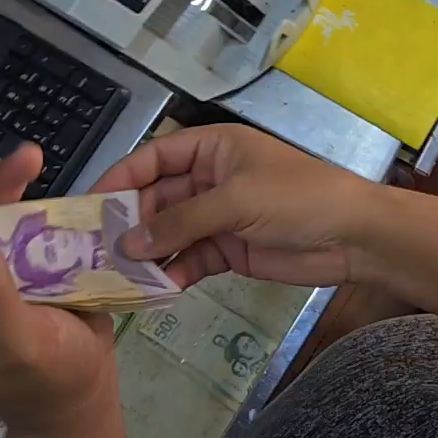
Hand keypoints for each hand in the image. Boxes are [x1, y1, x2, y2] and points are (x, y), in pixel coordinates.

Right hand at [92, 124, 380, 289]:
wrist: (352, 235)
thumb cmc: (297, 198)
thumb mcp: (237, 200)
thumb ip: (181, 221)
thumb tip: (127, 242)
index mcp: (213, 149)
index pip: (153, 158)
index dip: (119, 178)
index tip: (85, 207)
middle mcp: (210, 179)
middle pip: (155, 199)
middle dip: (127, 224)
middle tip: (91, 253)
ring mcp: (218, 216)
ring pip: (168, 233)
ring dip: (145, 253)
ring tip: (114, 277)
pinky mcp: (228, 249)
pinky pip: (189, 259)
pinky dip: (172, 272)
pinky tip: (154, 289)